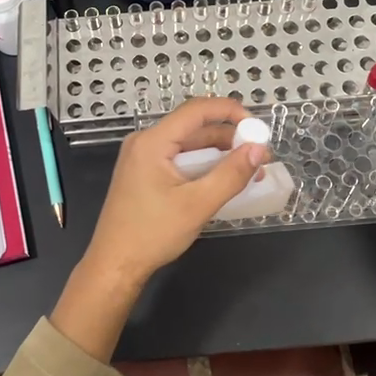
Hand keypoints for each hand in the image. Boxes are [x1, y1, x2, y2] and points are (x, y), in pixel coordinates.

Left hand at [50, 97, 269, 361]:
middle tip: (259, 153)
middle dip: (228, 136)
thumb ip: (230, 175)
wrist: (115, 265)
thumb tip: (259, 149)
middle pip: (193, 127)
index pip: (196, 110)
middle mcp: (145, 142)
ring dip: (218, 153)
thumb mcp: (198, 205)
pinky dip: (203, 165)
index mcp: (152, 141)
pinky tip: (224, 178)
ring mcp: (142, 157)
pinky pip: (178, 158)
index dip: (229, 111)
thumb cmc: (153, 234)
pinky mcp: (144, 173)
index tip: (258, 126)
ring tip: (249, 168)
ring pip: (187, 144)